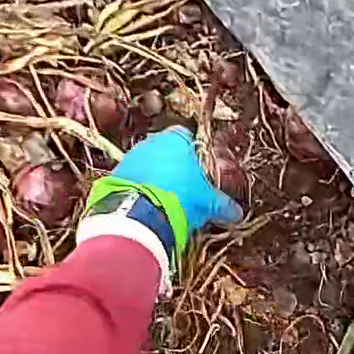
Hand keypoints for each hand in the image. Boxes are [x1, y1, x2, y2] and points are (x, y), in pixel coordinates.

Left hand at [87, 126, 243, 257]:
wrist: (139, 216)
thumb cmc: (181, 198)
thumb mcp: (209, 203)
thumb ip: (223, 205)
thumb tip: (238, 213)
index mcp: (176, 140)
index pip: (188, 137)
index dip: (196, 154)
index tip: (202, 172)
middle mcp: (150, 143)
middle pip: (167, 151)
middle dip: (176, 168)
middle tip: (187, 189)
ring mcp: (130, 158)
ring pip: (148, 164)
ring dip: (157, 179)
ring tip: (168, 201)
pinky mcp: (115, 175)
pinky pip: (133, 179)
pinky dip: (141, 189)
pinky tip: (150, 206)